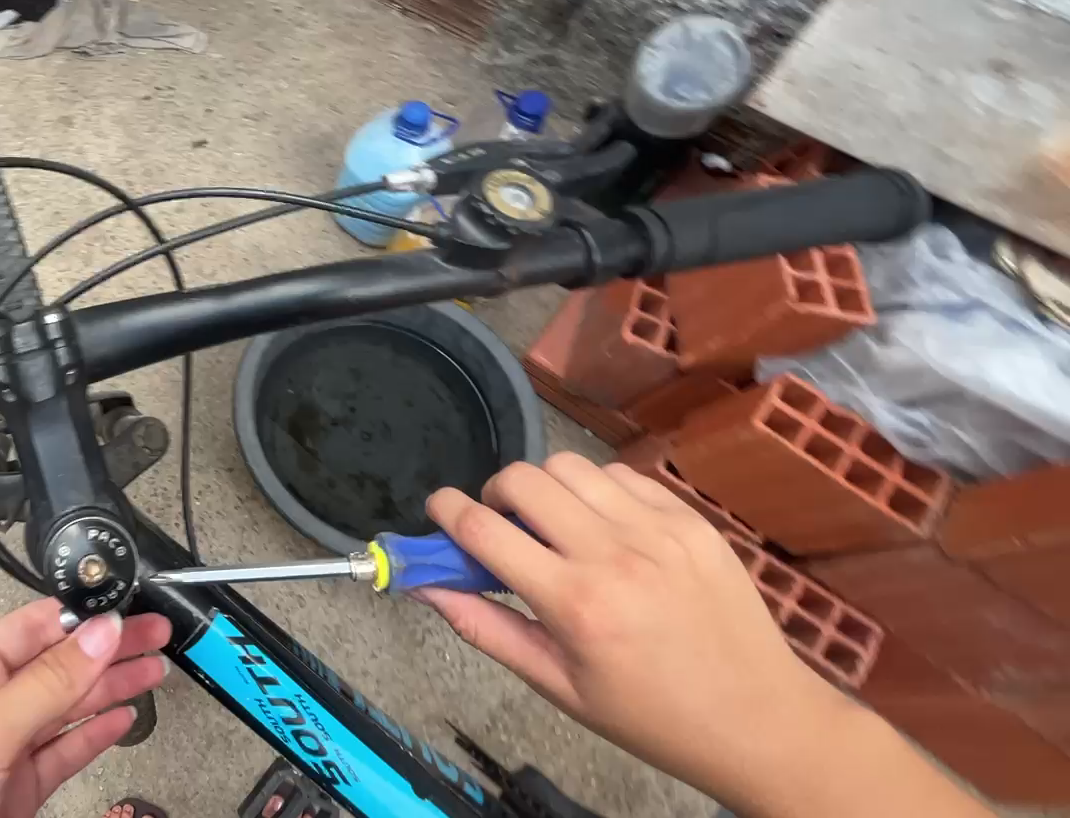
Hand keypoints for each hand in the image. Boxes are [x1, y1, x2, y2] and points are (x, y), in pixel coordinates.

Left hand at [0, 599, 170, 817]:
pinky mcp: (17, 790)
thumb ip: (46, 682)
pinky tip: (121, 716)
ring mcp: (3, 748)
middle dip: (109, 647)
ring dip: (112, 686)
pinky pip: (66, 750)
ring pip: (69, 706)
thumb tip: (96, 632)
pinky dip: (97, 733)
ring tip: (153, 669)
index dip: (83, 615)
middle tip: (155, 633)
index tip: (125, 607)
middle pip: (60, 663)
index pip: (35, 627)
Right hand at [416, 453, 988, 816]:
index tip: (438, 511)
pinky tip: (605, 526)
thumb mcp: (556, 684)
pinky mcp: (691, 520)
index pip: (481, 528)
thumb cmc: (649, 716)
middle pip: (520, 479)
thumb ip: (482, 627)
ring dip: (543, 487)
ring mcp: (658, 531)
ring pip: (566, 465)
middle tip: (505, 526)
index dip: (444, 509)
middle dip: (493, 495)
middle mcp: (613, 555)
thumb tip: (422, 584)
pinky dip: (594, 489)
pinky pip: (618, 473)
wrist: (769, 725)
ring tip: (555, 523)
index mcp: (575, 603)